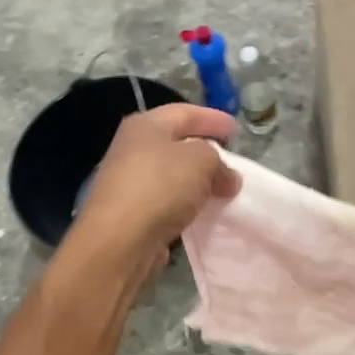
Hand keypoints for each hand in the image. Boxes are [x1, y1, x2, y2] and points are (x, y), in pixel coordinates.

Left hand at [67, 104, 239, 270]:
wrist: (119, 241)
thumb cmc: (159, 187)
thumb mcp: (201, 161)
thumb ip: (219, 162)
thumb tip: (228, 177)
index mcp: (144, 126)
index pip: (183, 113)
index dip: (211, 118)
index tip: (234, 128)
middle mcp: (131, 150)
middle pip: (175, 144)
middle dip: (205, 151)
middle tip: (230, 161)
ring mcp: (129, 183)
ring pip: (171, 175)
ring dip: (196, 181)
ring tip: (222, 190)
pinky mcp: (131, 214)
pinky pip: (166, 201)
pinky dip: (185, 204)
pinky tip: (201, 212)